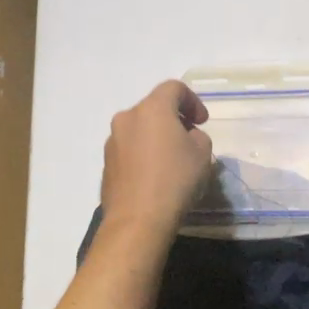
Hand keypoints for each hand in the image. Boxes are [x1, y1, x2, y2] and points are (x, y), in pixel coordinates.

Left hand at [100, 80, 214, 230]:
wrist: (137, 219)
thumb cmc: (175, 180)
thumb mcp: (203, 154)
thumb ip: (197, 136)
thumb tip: (185, 138)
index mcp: (152, 109)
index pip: (174, 88)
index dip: (193, 101)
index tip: (202, 122)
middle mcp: (127, 118)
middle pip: (153, 108)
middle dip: (173, 119)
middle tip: (189, 139)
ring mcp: (112, 142)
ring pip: (139, 129)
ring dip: (156, 137)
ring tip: (171, 161)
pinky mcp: (106, 164)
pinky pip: (129, 150)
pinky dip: (143, 155)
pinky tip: (155, 177)